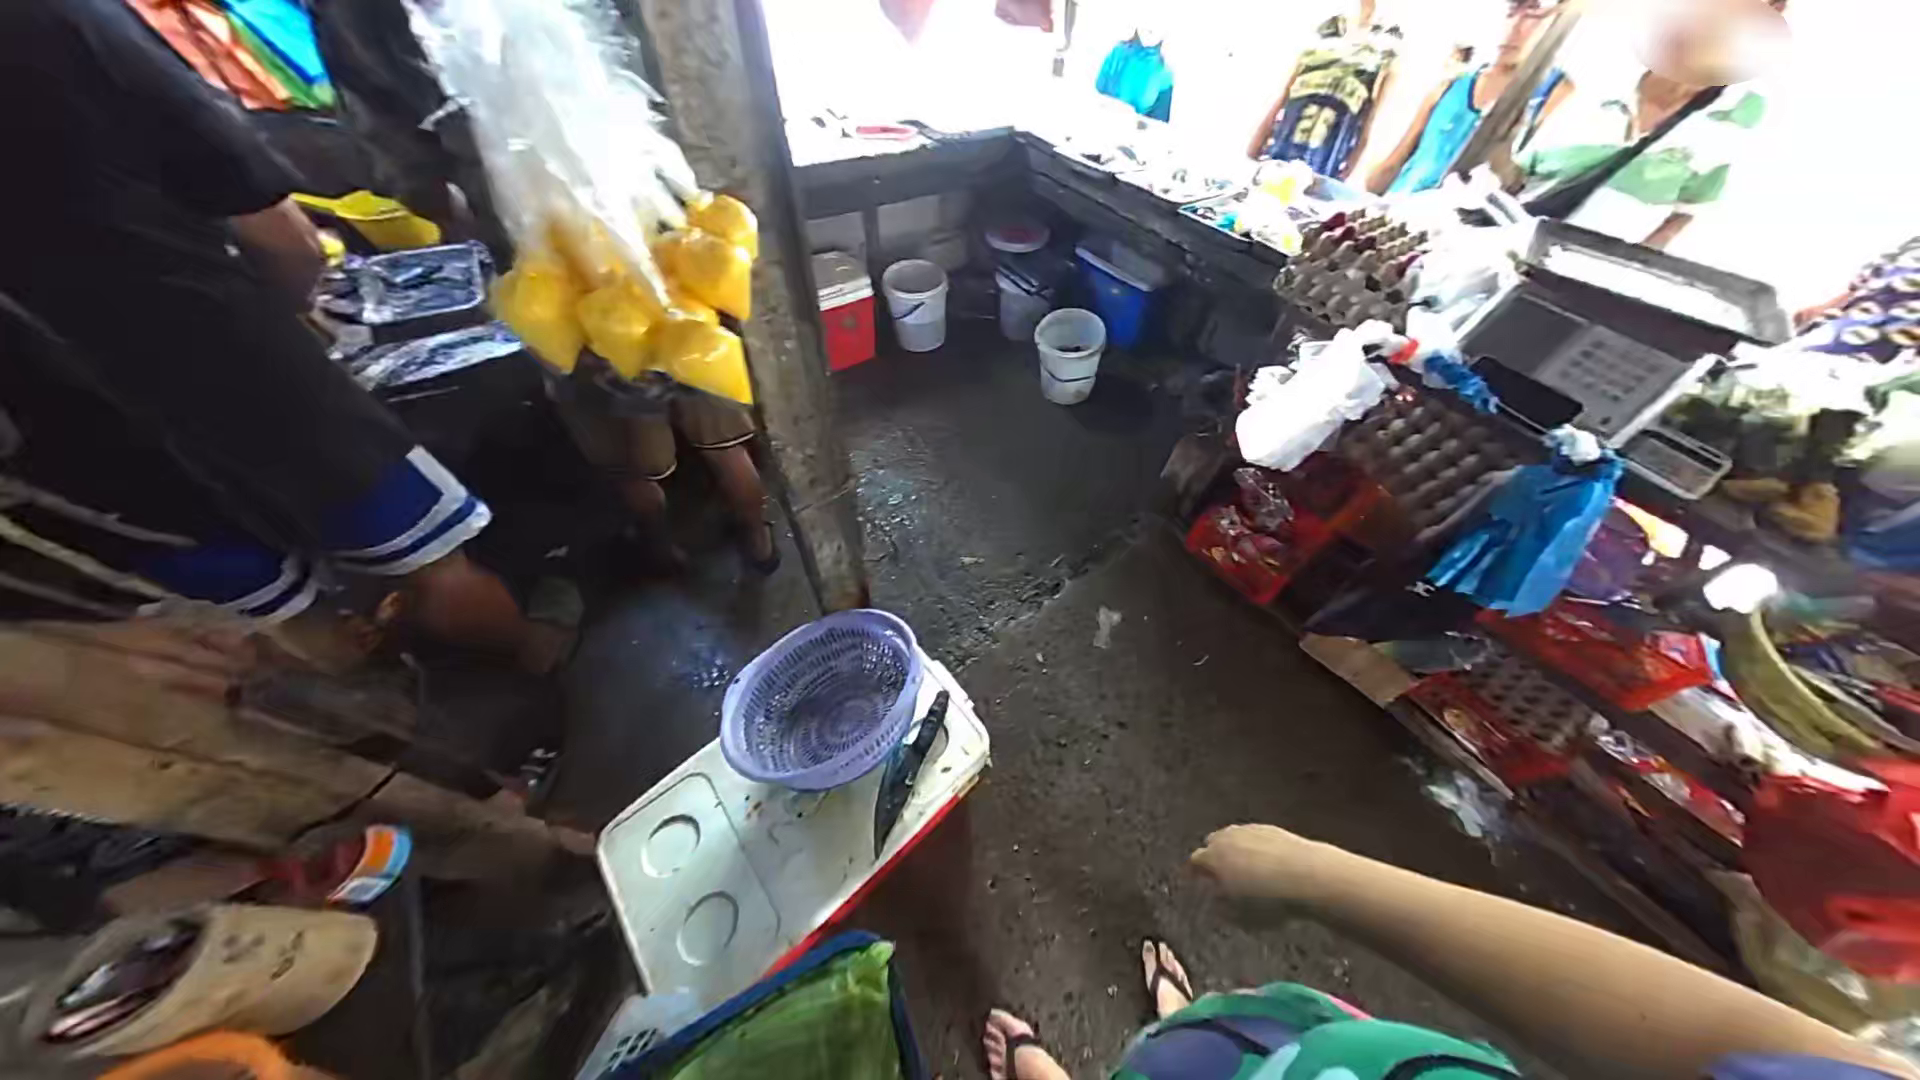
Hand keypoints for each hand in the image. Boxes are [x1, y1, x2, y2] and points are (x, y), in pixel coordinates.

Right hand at [1190, 824, 1317, 900]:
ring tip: (1247, 869)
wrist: (1308, 876)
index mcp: (1213, 858)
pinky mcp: (1270, 829)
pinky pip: (1255, 837)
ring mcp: (1248, 830)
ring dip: (1235, 850)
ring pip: (1234, 838)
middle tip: (1222, 874)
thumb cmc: (1270, 902)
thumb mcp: (1241, 916)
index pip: (1195, 861)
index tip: (1195, 880)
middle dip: (1214, 856)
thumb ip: (1223, 908)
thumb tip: (1215, 901)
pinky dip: (1256, 848)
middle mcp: (1226, 838)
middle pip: (1213, 843)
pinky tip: (1268, 864)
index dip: (1194, 872)